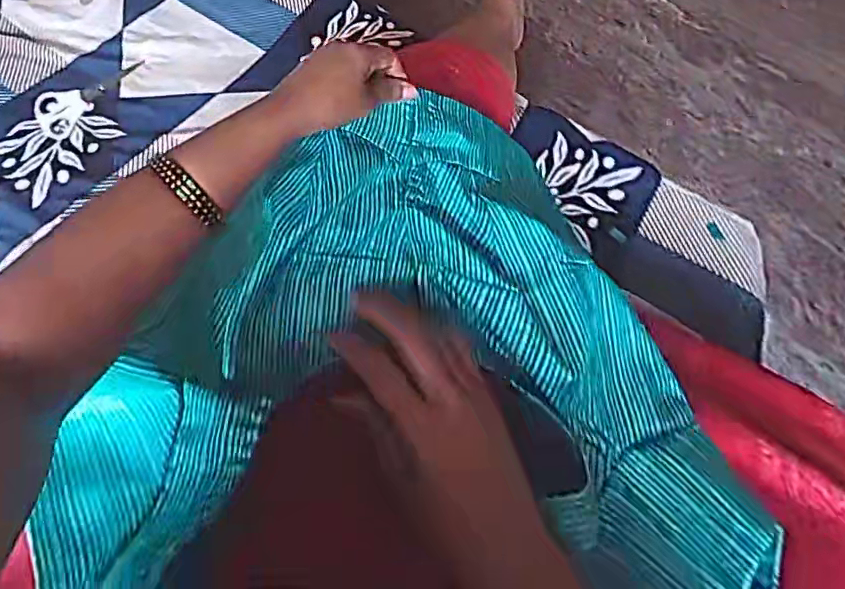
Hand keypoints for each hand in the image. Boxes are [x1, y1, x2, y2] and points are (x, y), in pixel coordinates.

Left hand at [261, 41, 414, 138]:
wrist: (289, 111)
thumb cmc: (330, 105)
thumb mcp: (366, 101)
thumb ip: (390, 91)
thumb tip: (410, 89)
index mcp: (359, 51)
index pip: (389, 56)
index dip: (399, 74)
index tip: (398, 92)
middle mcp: (341, 46)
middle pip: (370, 56)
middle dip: (380, 75)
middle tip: (381, 98)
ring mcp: (324, 53)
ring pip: (353, 62)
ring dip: (362, 78)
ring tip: (361, 100)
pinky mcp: (312, 63)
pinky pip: (337, 67)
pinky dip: (345, 79)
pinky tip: (341, 97)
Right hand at [328, 292, 580, 588]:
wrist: (513, 548)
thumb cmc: (447, 525)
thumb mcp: (400, 480)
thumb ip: (374, 427)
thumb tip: (341, 395)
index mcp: (424, 428)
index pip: (380, 372)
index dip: (352, 347)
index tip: (331, 334)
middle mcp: (451, 400)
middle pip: (414, 336)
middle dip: (382, 310)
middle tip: (356, 297)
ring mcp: (475, 392)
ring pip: (440, 333)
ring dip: (410, 312)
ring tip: (384, 302)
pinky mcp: (489, 392)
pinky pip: (461, 346)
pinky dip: (437, 327)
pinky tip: (421, 323)